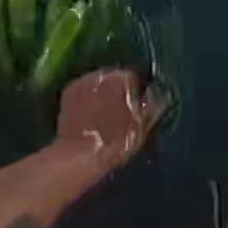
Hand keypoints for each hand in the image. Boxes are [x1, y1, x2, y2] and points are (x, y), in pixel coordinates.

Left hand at [54, 69, 168, 171]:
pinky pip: (83, 89)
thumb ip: (151, 106)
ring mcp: (81, 80)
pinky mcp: (68, 91)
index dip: (138, 90)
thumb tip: (158, 92)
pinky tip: (90, 113)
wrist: (80, 153)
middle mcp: (99, 74)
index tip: (139, 104)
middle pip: (114, 77)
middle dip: (119, 89)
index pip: (133, 76)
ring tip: (106, 111)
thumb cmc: (114, 142)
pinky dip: (88, 97)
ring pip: (98, 82)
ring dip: (103, 91)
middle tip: (123, 108)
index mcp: (120, 79)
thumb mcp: (141, 126)